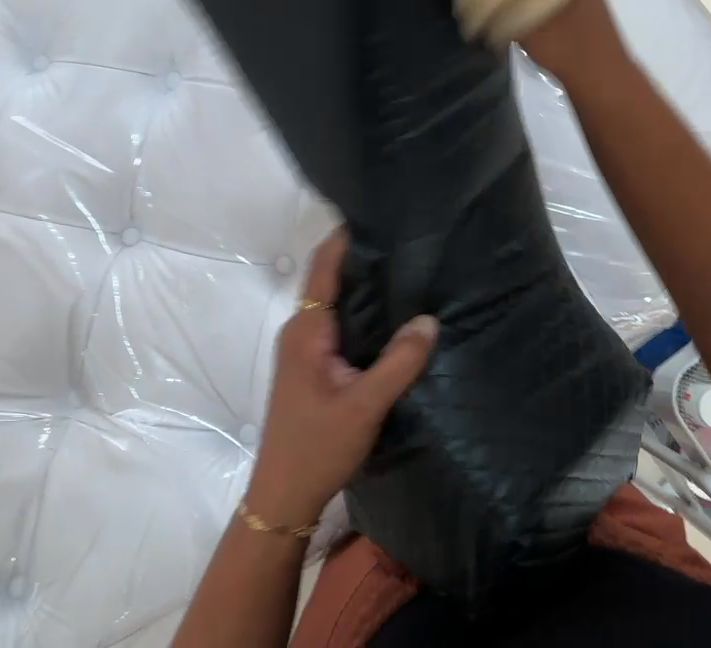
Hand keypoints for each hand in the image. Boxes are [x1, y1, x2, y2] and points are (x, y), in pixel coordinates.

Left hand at [244, 232, 437, 527]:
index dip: (345, 238)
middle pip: (328, 280)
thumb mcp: (365, 406)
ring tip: (403, 268)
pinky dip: (359, 310)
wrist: (282, 496)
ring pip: (333, 303)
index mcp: (306, 332)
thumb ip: (398, 362)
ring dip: (361, 285)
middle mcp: (299, 332)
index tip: (377, 214)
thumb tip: (428, 319)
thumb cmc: (318, 448)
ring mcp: (302, 350)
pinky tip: (389, 315)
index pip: (323, 268)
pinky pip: (335, 323)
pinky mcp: (310, 366)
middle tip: (404, 239)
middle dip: (360, 256)